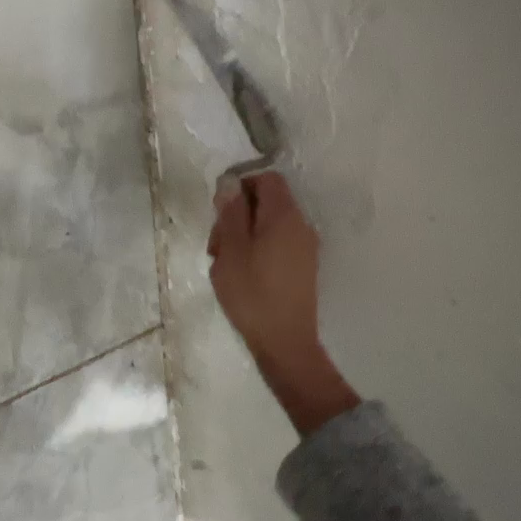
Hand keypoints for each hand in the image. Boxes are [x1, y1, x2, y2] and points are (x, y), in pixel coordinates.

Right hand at [207, 170, 356, 433]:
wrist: (284, 342)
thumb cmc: (252, 293)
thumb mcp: (231, 250)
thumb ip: (230, 213)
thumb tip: (230, 182)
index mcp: (284, 217)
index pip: (267, 179)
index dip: (241, 186)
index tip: (218, 210)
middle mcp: (301, 226)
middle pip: (267, 202)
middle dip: (237, 215)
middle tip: (215, 244)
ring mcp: (304, 248)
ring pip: (268, 225)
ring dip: (242, 235)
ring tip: (223, 263)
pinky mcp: (302, 267)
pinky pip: (276, 243)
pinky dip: (255, 250)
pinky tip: (239, 274)